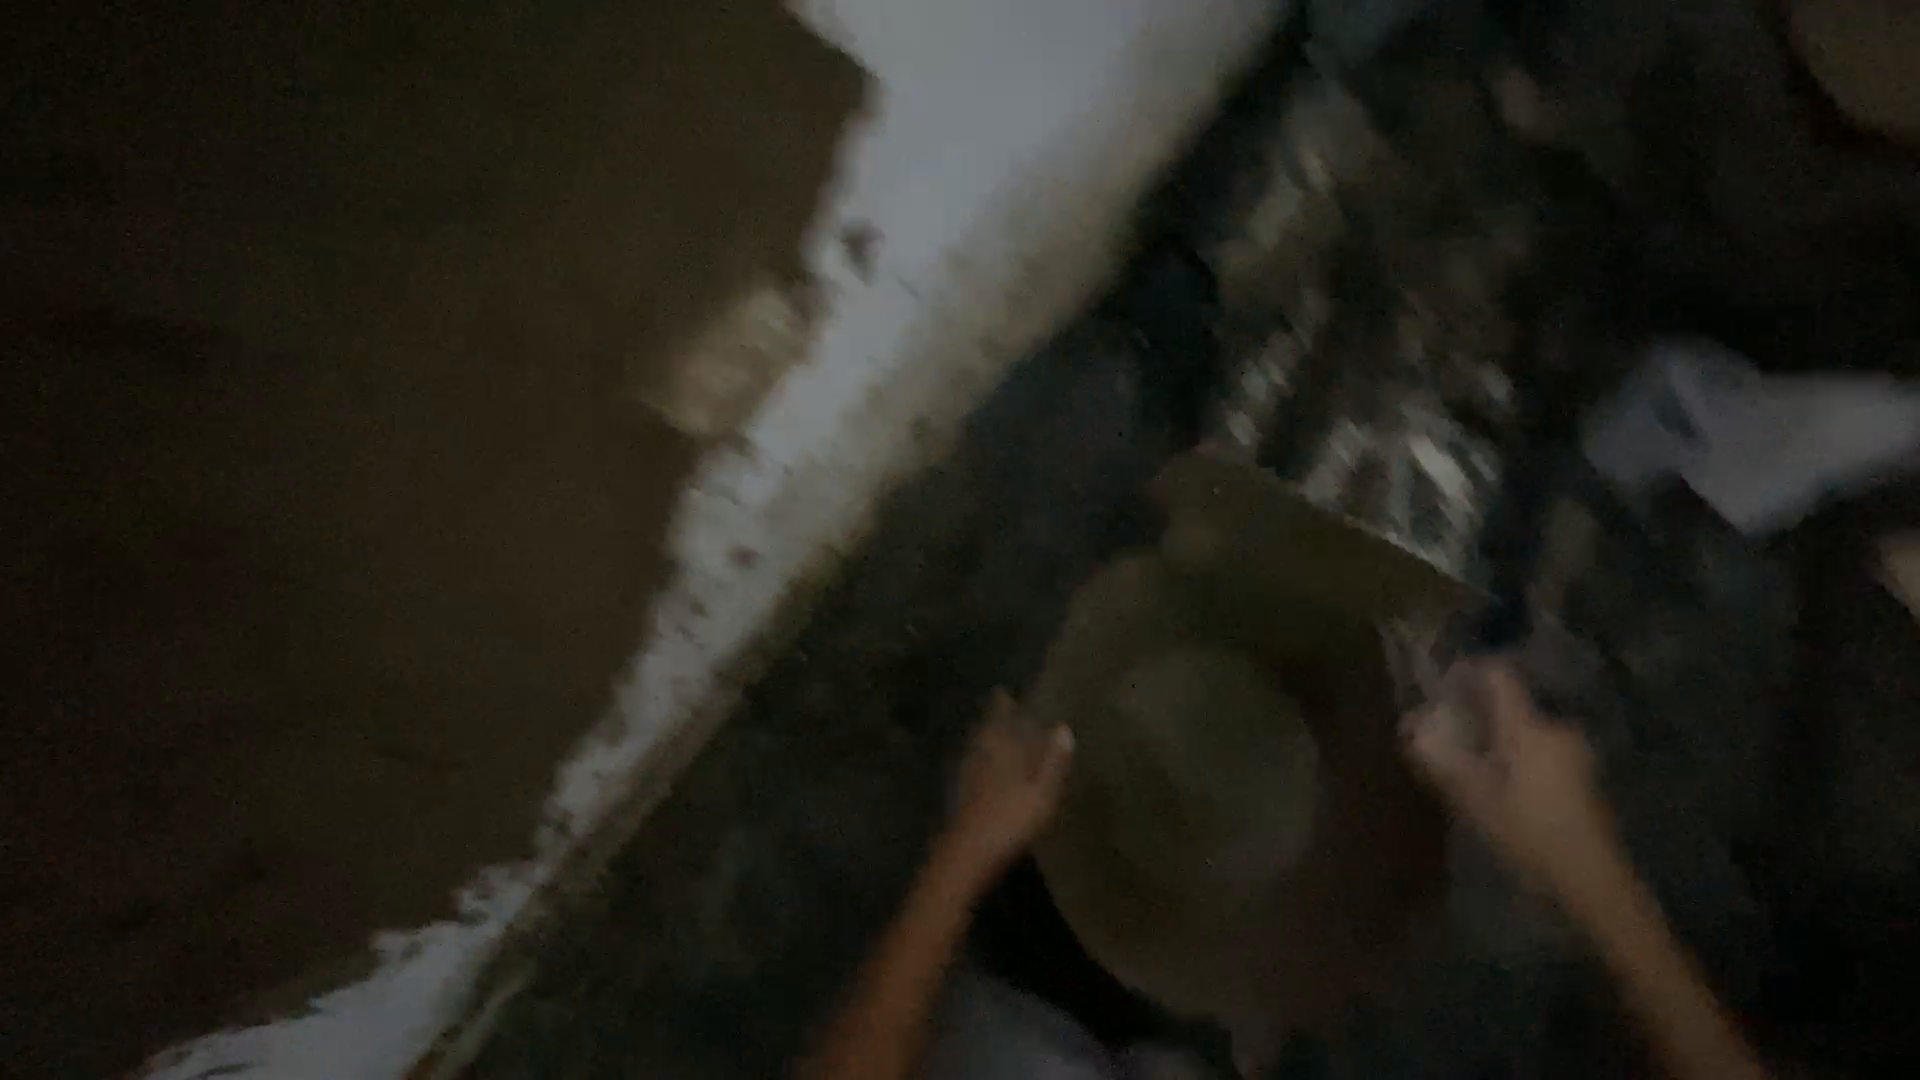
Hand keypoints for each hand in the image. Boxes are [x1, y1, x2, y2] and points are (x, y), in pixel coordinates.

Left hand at [935, 689, 1074, 888]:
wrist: (966, 855)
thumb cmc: (1009, 821)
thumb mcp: (1041, 793)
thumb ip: (1052, 761)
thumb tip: (1063, 727)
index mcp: (1000, 751)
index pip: (1000, 720)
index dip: (1002, 705)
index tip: (1004, 690)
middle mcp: (980, 756)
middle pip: (985, 730)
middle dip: (991, 717)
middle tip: (998, 703)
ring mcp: (966, 776)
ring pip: (975, 747)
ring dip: (983, 736)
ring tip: (991, 730)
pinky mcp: (959, 795)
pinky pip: (971, 766)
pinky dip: (977, 758)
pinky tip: (980, 766)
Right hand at [1400, 658, 1620, 895]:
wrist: (1594, 885)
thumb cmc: (1529, 833)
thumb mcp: (1471, 798)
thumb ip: (1438, 759)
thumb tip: (1409, 728)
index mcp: (1528, 727)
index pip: (1499, 675)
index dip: (1468, 671)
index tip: (1441, 683)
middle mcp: (1555, 730)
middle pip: (1509, 703)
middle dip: (1476, 711)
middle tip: (1446, 729)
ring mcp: (1575, 754)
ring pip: (1523, 729)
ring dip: (1495, 737)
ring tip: (1466, 759)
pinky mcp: (1582, 777)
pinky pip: (1538, 749)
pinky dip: (1514, 755)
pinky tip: (1497, 781)